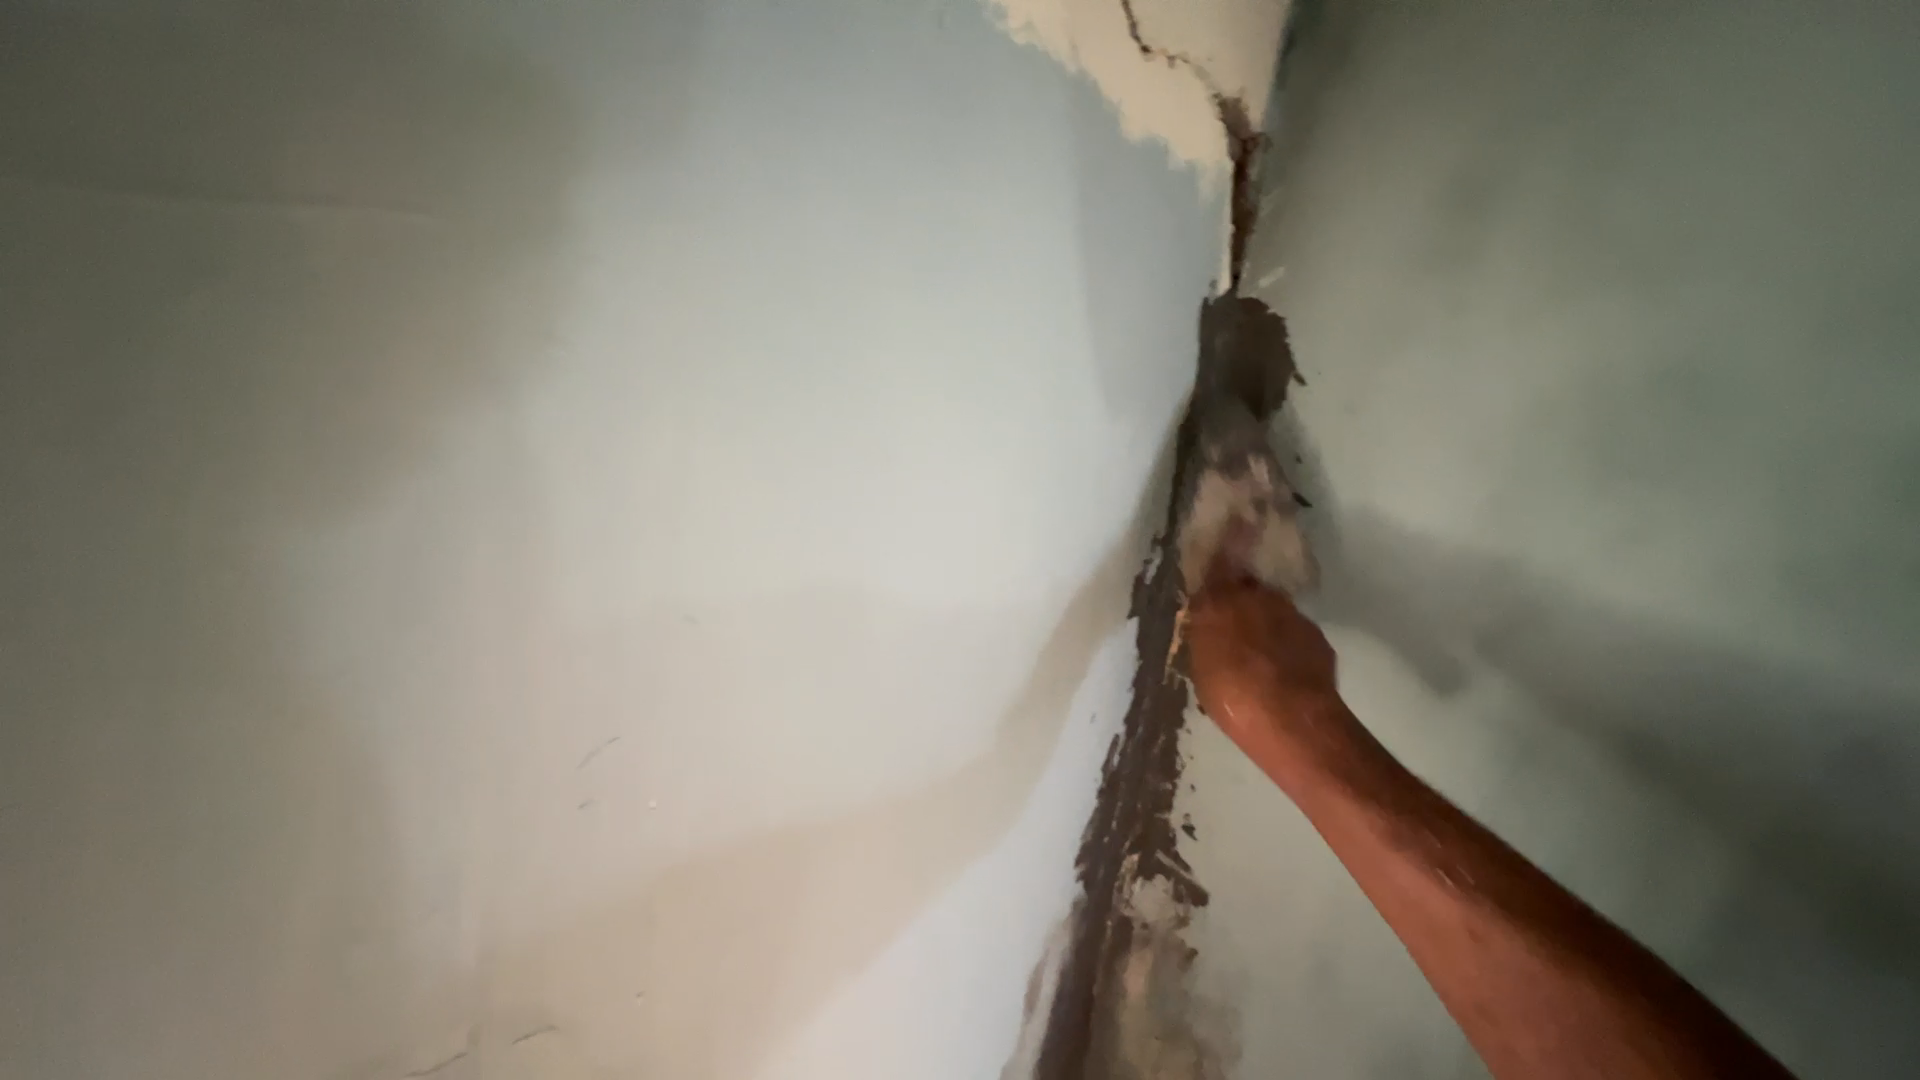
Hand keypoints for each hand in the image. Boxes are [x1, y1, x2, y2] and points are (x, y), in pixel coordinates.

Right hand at [1186, 559, 1348, 763]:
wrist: (1289, 719)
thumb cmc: (1229, 690)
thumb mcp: (1200, 661)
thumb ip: (1205, 632)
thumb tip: (1207, 617)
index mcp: (1223, 599)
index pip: (1222, 559)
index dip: (1228, 540)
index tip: (1236, 519)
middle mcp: (1261, 598)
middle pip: (1250, 589)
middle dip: (1243, 599)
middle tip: (1233, 624)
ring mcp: (1294, 617)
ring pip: (1275, 613)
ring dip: (1266, 626)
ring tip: (1258, 657)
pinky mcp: (1318, 640)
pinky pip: (1295, 637)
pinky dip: (1288, 648)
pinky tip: (1283, 673)